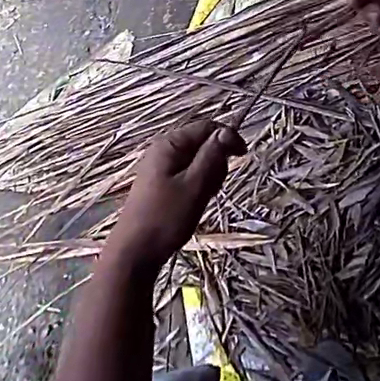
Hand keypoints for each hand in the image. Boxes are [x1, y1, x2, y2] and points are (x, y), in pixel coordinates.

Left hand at [106, 120, 245, 271]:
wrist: (135, 253)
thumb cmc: (165, 218)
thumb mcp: (194, 185)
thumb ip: (211, 156)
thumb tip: (227, 131)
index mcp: (169, 144)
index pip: (207, 127)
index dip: (228, 137)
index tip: (244, 156)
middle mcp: (164, 150)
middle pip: (203, 143)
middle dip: (216, 161)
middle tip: (212, 187)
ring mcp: (162, 167)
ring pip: (198, 161)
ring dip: (208, 176)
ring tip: (202, 198)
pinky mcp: (162, 183)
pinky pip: (189, 175)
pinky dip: (198, 185)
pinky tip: (194, 202)